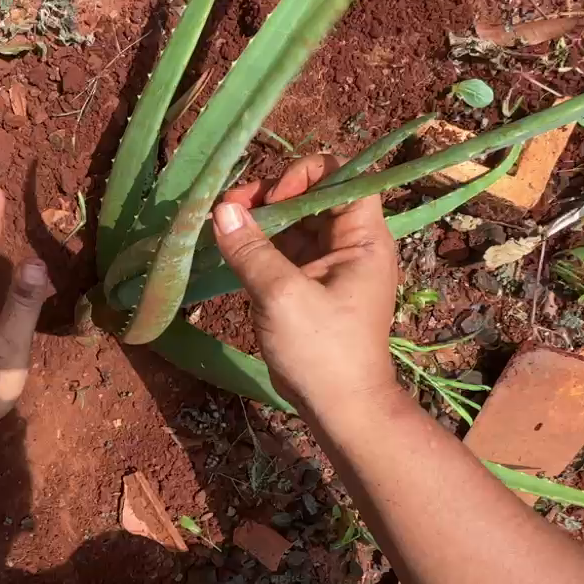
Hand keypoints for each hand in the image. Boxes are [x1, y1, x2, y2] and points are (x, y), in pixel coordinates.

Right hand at [211, 153, 399, 413]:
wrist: (339, 405)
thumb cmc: (321, 349)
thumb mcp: (281, 295)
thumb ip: (250, 250)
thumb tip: (221, 209)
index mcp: (363, 238)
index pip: (342, 178)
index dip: (303, 177)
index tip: (270, 202)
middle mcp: (349, 245)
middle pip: (311, 199)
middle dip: (270, 198)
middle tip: (228, 211)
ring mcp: (327, 267)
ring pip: (292, 226)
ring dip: (258, 223)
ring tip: (220, 230)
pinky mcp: (307, 288)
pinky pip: (282, 254)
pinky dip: (256, 248)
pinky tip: (228, 252)